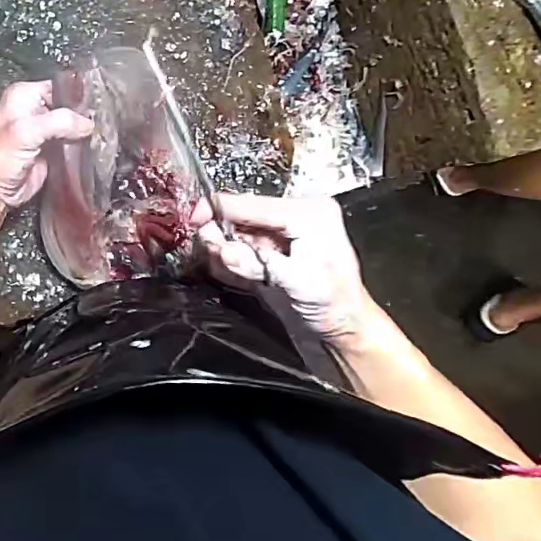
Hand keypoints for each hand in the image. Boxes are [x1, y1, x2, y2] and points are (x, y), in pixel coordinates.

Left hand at [0, 80, 93, 212]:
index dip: (77, 97)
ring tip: (97, 137)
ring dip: (83, 133)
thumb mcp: (26, 132)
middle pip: (68, 106)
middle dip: (83, 115)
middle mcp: (34, 110)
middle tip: (99, 124)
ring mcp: (44, 131)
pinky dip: (80, 147)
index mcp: (23, 96)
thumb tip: (86, 124)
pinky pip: (72, 144)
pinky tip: (91, 149)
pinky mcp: (51, 150)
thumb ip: (58, 122)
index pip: (60, 87)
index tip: (95, 107)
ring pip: (73, 126)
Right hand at [195, 193, 380, 344]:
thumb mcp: (301, 282)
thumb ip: (259, 264)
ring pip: (236, 236)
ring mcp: (280, 241)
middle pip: (240, 217)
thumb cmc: (339, 307)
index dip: (220, 209)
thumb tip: (225, 250)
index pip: (253, 204)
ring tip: (227, 268)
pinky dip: (229, 265)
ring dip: (223, 252)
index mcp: (308, 213)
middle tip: (208, 250)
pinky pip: (239, 255)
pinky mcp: (270, 260)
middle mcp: (293, 221)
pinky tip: (233, 275)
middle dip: (220, 234)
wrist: (345, 336)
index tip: (194, 219)